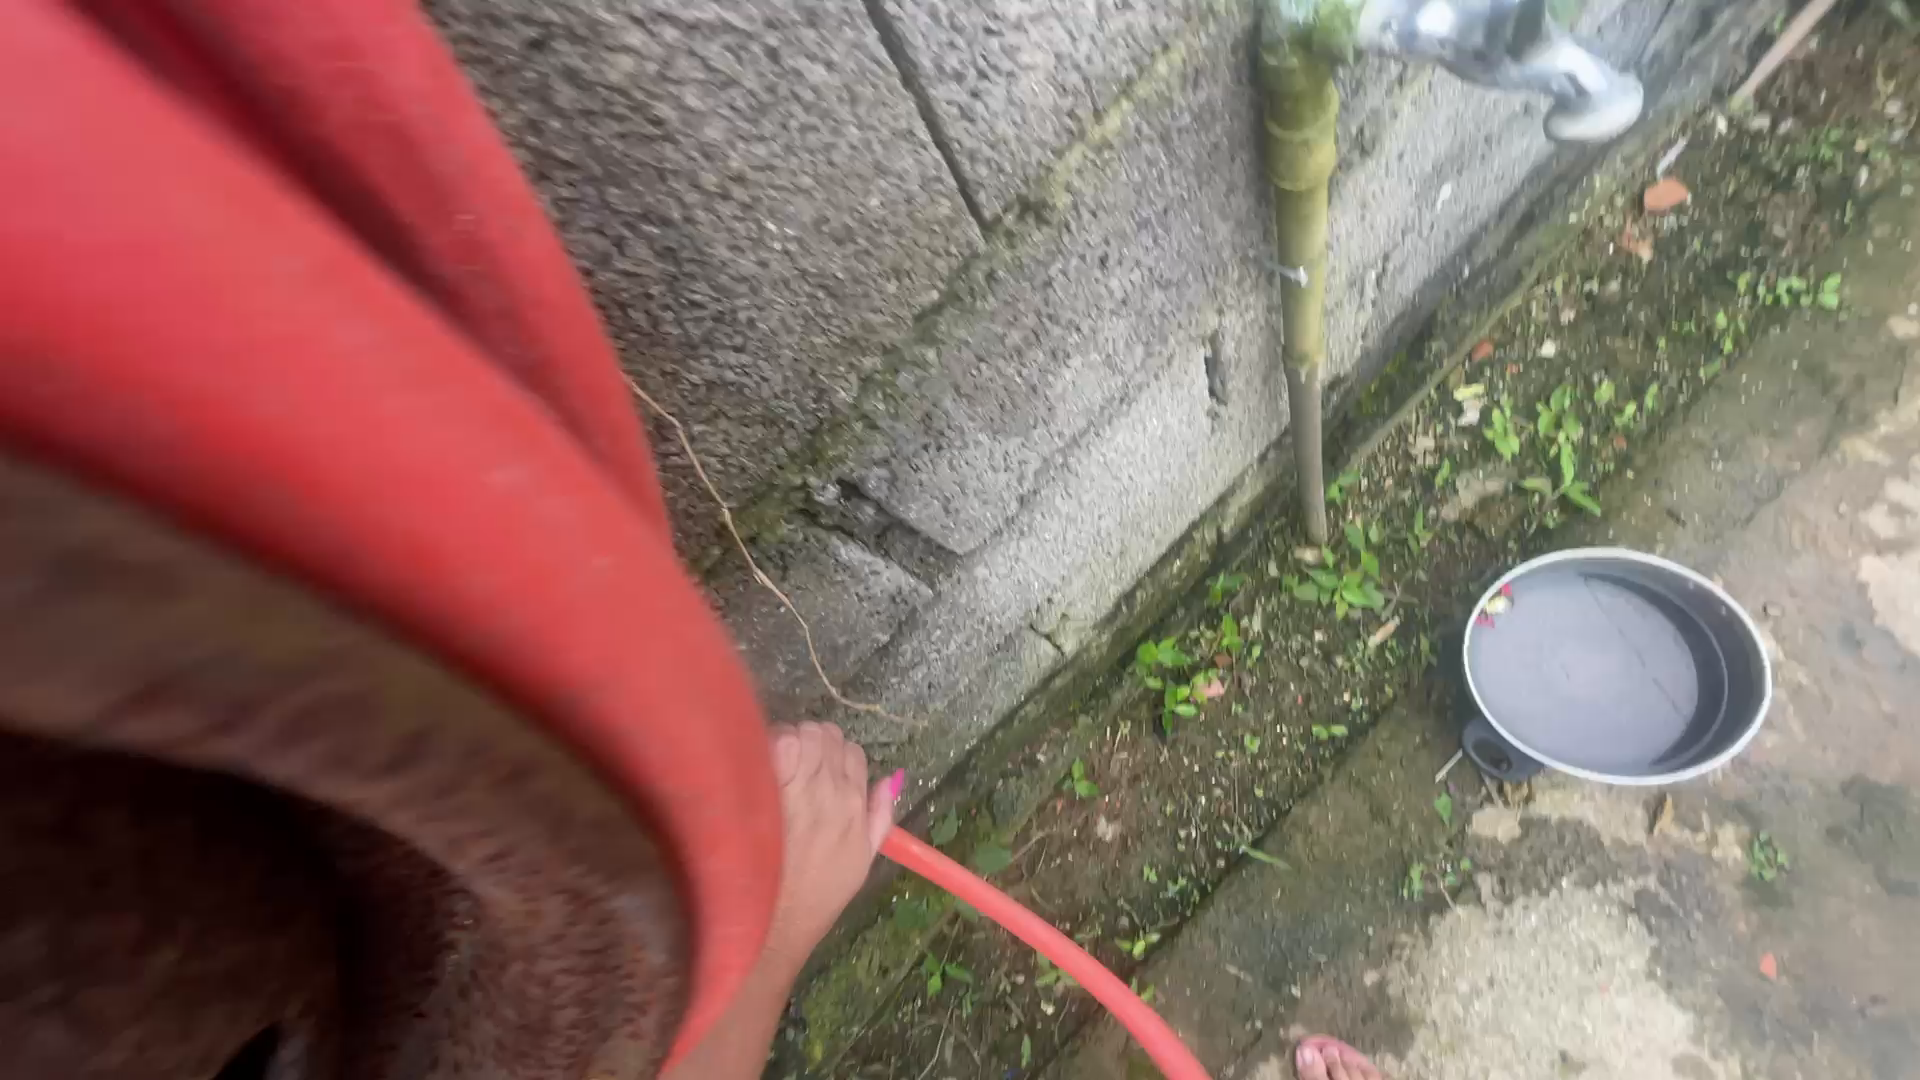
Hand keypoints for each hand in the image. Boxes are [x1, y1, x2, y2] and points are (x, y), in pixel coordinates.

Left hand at [761, 722, 898, 972]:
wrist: (774, 927)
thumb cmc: (816, 899)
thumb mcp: (862, 862)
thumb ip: (880, 817)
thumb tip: (889, 779)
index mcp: (857, 806)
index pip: (852, 753)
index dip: (832, 755)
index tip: (814, 769)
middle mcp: (835, 792)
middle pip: (828, 736)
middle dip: (812, 742)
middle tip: (792, 762)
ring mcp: (803, 788)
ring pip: (806, 733)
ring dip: (792, 738)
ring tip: (776, 762)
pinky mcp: (771, 789)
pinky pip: (782, 742)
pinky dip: (774, 743)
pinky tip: (763, 763)